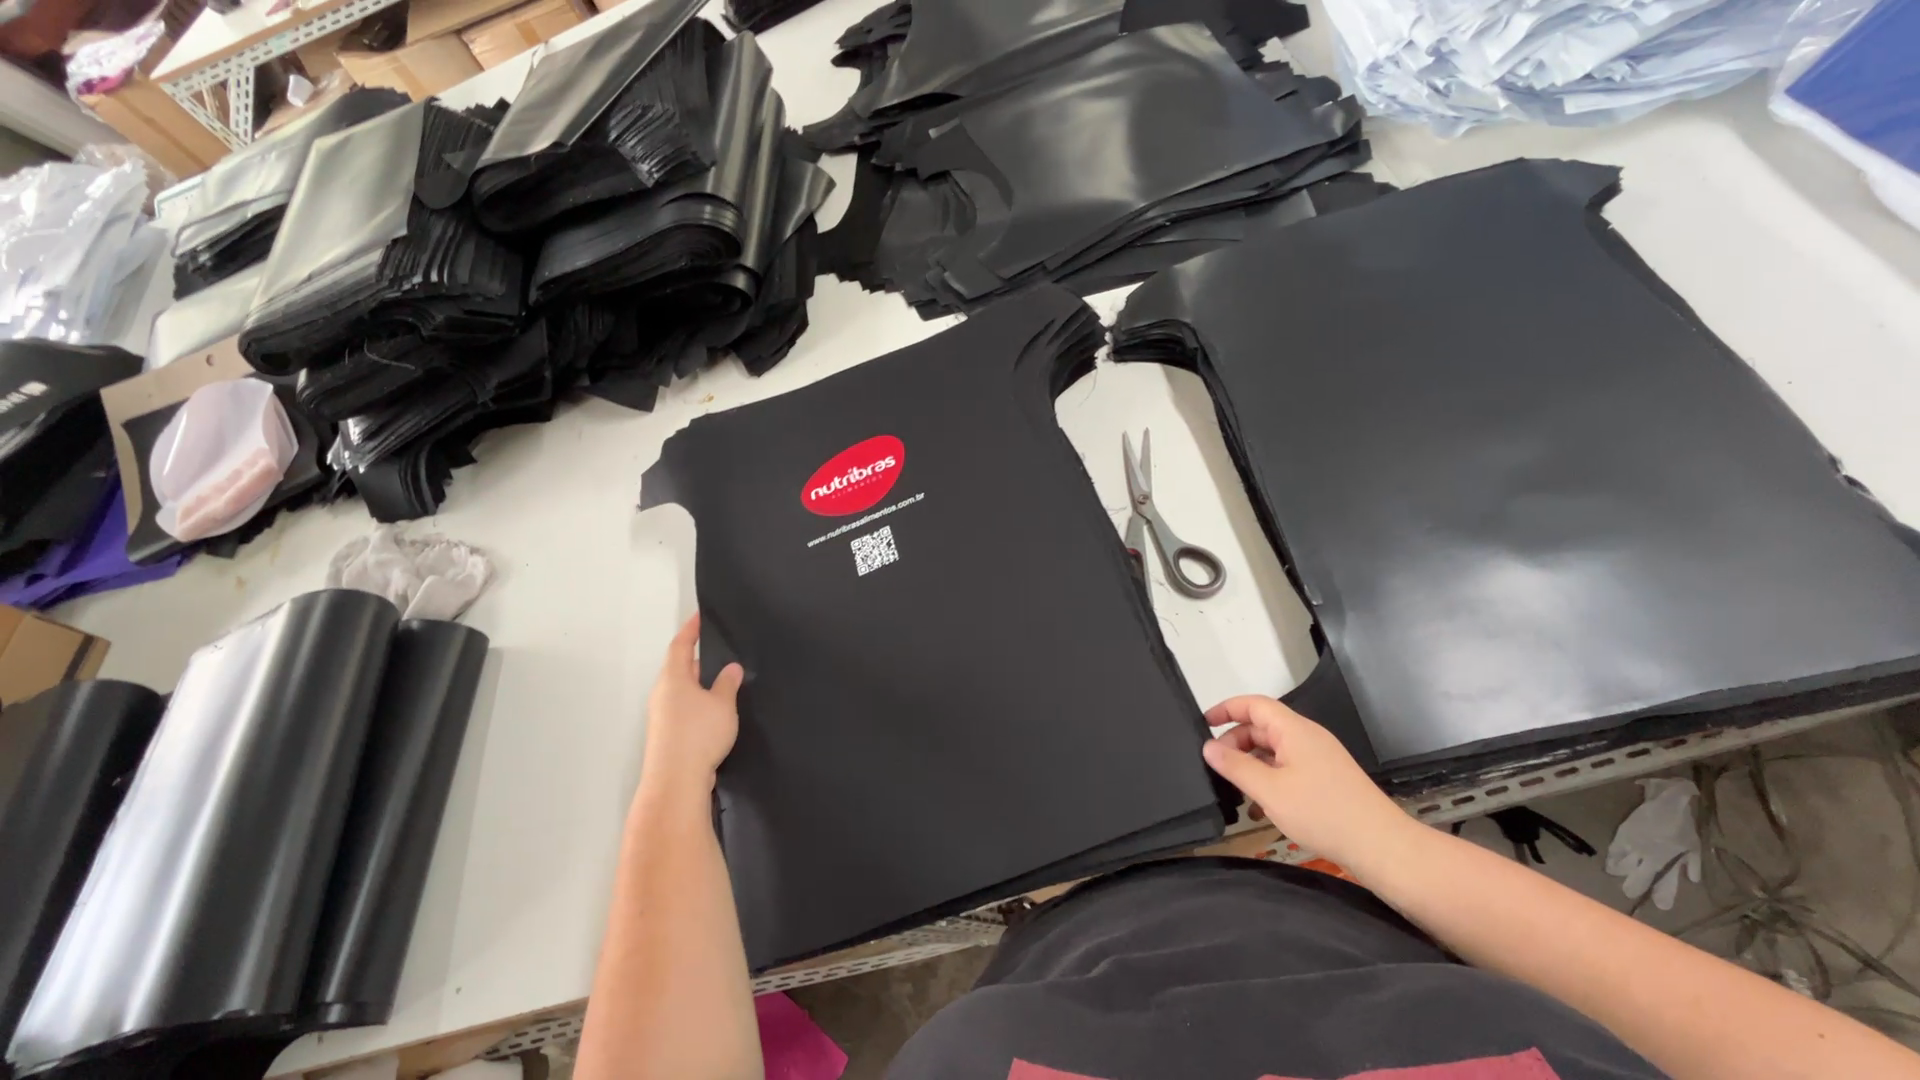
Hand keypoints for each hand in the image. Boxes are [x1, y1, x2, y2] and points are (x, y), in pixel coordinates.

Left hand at [640, 613, 744, 795]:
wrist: (676, 780)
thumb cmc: (698, 733)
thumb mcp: (722, 704)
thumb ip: (727, 683)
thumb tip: (731, 668)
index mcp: (672, 679)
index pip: (680, 645)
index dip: (691, 630)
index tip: (700, 617)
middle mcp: (663, 694)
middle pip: (680, 669)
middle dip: (699, 660)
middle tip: (722, 653)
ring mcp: (663, 716)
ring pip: (683, 691)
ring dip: (701, 686)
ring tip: (726, 682)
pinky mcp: (668, 735)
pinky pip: (685, 709)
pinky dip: (700, 704)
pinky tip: (718, 712)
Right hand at [1201, 695, 1415, 869]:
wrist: (1379, 844)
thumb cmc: (1322, 812)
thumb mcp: (1269, 790)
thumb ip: (1235, 766)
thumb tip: (1209, 747)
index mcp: (1294, 730)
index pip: (1254, 704)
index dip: (1226, 709)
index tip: (1203, 723)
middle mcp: (1307, 737)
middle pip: (1262, 727)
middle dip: (1235, 742)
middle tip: (1216, 766)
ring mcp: (1319, 758)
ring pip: (1274, 750)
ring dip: (1251, 764)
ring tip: (1235, 789)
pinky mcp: (1325, 779)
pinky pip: (1287, 768)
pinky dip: (1268, 778)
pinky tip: (1260, 806)